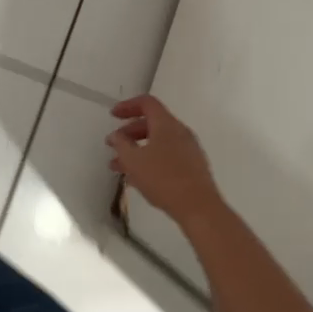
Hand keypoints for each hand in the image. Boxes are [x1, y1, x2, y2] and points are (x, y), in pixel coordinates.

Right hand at [107, 95, 224, 223]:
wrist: (199, 208)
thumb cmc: (163, 178)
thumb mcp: (133, 160)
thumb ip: (121, 144)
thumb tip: (116, 135)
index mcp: (166, 124)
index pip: (147, 103)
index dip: (127, 106)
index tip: (113, 115)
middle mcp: (181, 132)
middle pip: (152, 123)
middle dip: (130, 132)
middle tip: (114, 145)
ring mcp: (190, 150)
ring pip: (159, 142)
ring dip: (138, 150)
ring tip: (120, 167)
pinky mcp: (194, 167)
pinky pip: (168, 156)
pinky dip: (151, 160)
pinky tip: (138, 179)